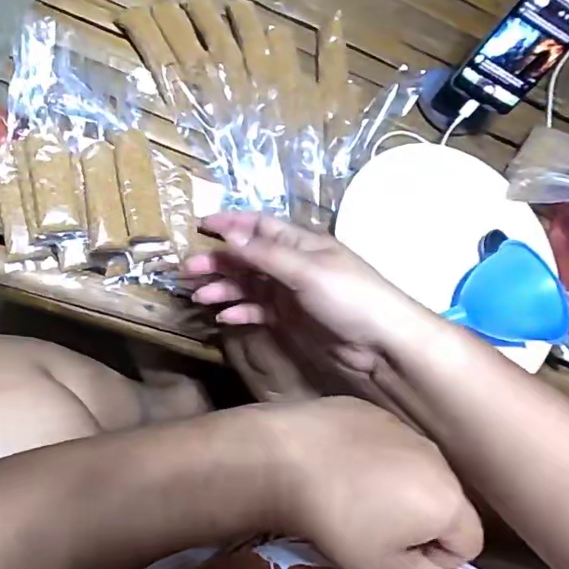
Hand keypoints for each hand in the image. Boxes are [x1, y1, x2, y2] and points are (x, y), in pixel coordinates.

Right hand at [185, 212, 435, 376]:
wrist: (381, 345)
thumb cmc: (349, 297)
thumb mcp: (306, 271)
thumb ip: (266, 255)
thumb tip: (228, 235)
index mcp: (300, 244)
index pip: (259, 226)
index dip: (230, 223)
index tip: (200, 225)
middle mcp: (292, 265)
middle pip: (247, 257)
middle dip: (218, 261)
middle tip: (188, 271)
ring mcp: (290, 294)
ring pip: (248, 285)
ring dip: (223, 288)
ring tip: (198, 296)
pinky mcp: (290, 320)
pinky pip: (257, 311)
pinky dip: (239, 311)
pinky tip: (223, 316)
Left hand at [254, 397, 483, 568]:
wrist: (288, 456)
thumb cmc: (340, 521)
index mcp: (449, 499)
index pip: (469, 543)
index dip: (438, 562)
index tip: (396, 558)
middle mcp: (437, 457)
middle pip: (446, 504)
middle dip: (421, 524)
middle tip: (374, 532)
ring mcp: (404, 428)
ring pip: (417, 470)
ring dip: (399, 489)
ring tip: (355, 497)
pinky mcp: (374, 410)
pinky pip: (388, 444)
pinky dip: (374, 458)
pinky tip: (342, 465)